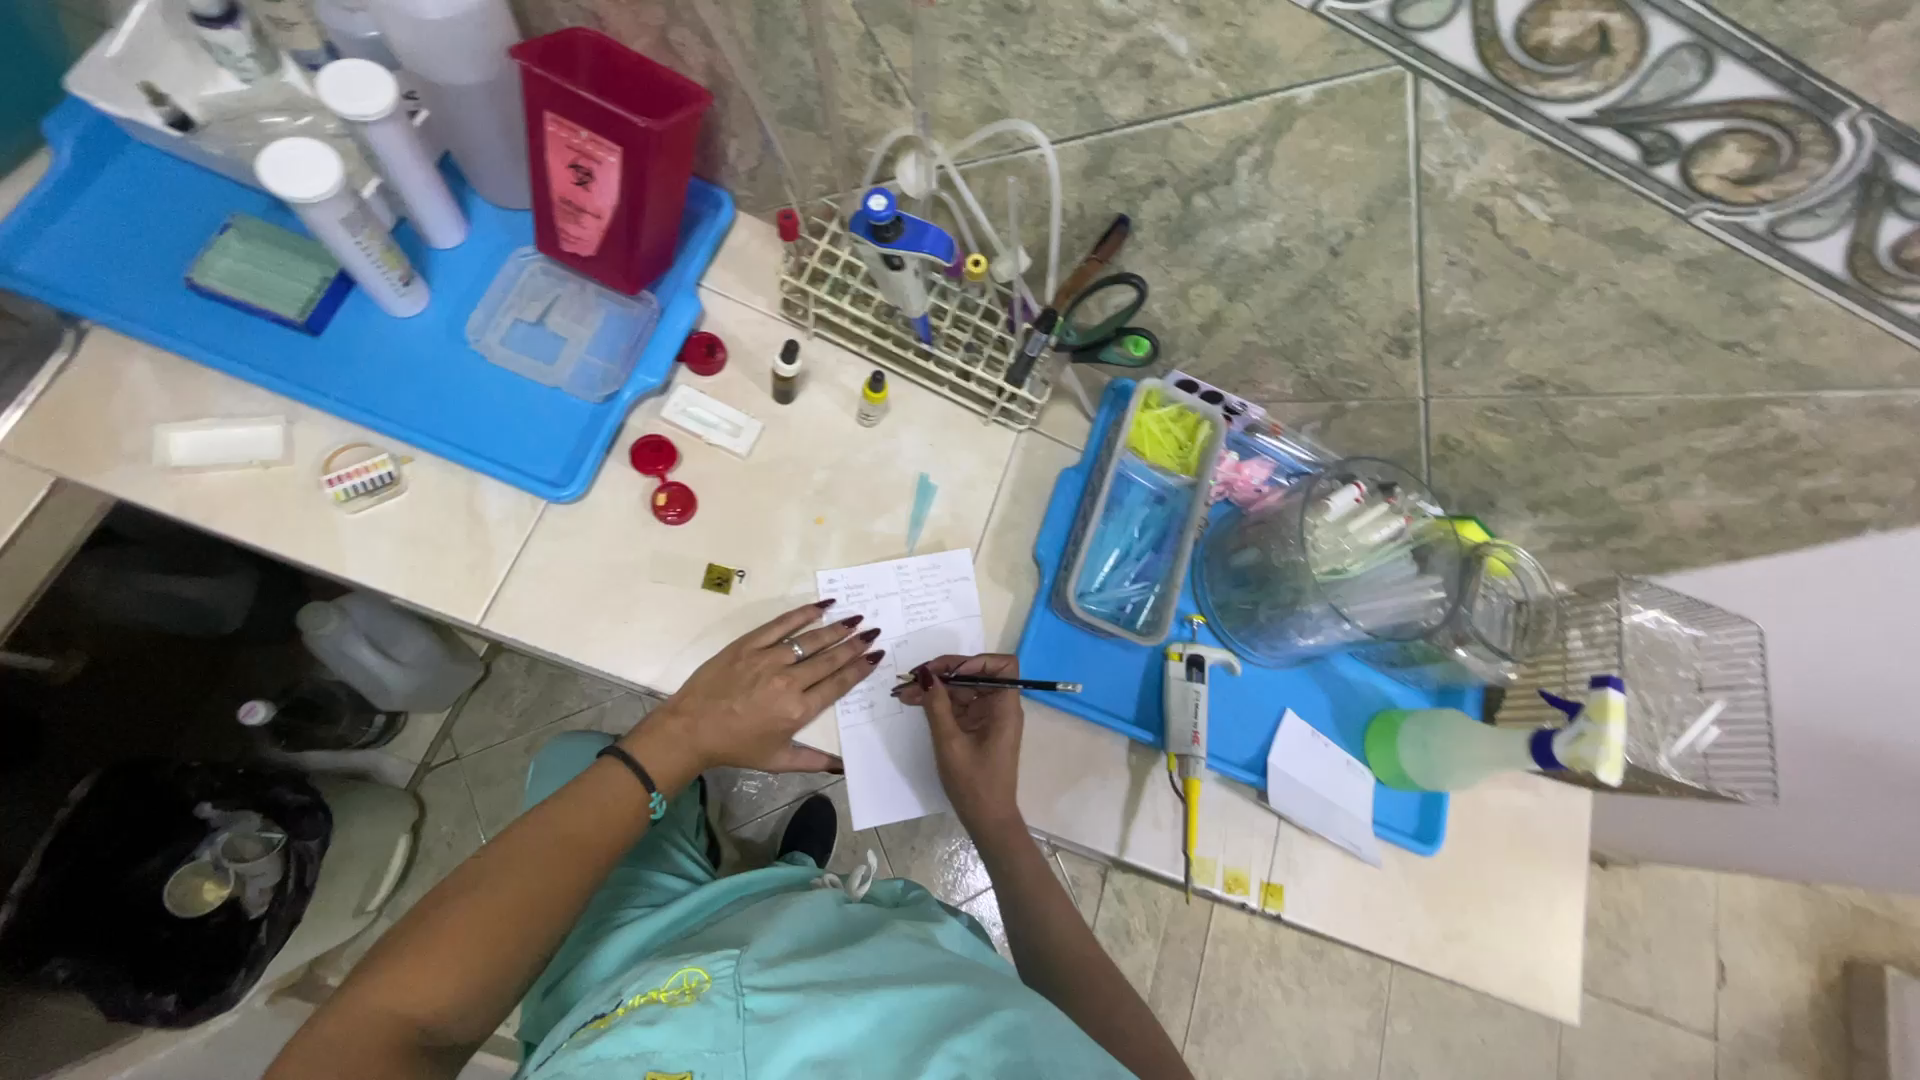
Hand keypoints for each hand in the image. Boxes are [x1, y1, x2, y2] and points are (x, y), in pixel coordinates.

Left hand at [630, 601, 881, 775]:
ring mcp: (768, 659)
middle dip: (855, 644)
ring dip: (837, 628)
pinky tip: (822, 606)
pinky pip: (781, 625)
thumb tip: (843, 767)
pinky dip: (804, 613)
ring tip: (856, 619)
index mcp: (798, 711)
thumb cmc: (735, 747)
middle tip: (874, 631)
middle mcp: (788, 682)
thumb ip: (814, 762)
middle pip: (830, 658)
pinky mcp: (749, 645)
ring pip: (811, 640)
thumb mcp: (777, 761)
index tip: (876, 655)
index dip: (860, 668)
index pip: (838, 683)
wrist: (690, 729)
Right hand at [895, 654, 1025, 839]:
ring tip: (905, 690)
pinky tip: (914, 701)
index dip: (977, 662)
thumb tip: (924, 675)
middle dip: (944, 673)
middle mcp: (999, 707)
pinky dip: (938, 702)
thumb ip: (937, 706)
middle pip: (976, 675)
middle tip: (914, 676)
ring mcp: (987, 717)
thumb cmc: (974, 783)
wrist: (986, 819)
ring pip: (962, 689)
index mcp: (1005, 707)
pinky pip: (958, 705)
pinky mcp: (975, 727)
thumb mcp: (950, 742)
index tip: (949, 672)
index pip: (1002, 666)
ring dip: (936, 688)